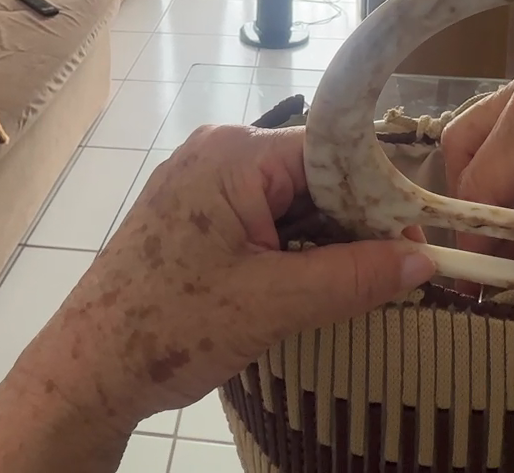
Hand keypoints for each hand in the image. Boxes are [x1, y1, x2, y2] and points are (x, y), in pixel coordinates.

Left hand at [0, 125, 434, 469]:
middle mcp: (217, 147)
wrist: (88, 365)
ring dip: (316, 236)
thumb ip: (354, 276)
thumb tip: (425, 259)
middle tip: (384, 272)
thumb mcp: (274, 303)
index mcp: (236, 153)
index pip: (332, 152)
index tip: (412, 243)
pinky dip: (284, 239)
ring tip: (339, 283)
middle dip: (347, 221)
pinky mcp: (189, 204)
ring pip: (285, 193)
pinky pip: (255, 207)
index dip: (376, 196)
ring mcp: (198, 174)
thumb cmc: (174, 326)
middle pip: (309, 171)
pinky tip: (294, 279)